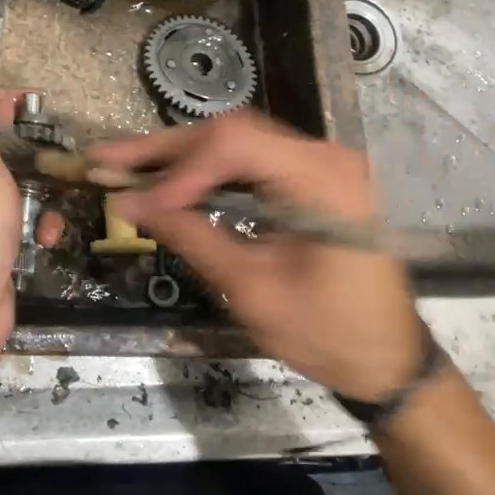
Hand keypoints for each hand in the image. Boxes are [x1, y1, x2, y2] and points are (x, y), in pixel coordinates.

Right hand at [91, 112, 422, 399]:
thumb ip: (192, 236)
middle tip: (106, 157)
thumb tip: (129, 202)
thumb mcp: (253, 289)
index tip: (135, 196)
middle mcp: (323, 156)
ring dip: (176, 155)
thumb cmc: (329, 334)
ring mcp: (317, 164)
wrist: (389, 361)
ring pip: (232, 142)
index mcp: (323, 180)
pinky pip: (246, 160)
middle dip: (163, 148)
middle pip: (229, 134)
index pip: (236, 146)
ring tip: (123, 163)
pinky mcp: (307, 178)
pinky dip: (202, 170)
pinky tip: (165, 177)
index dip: (178, 166)